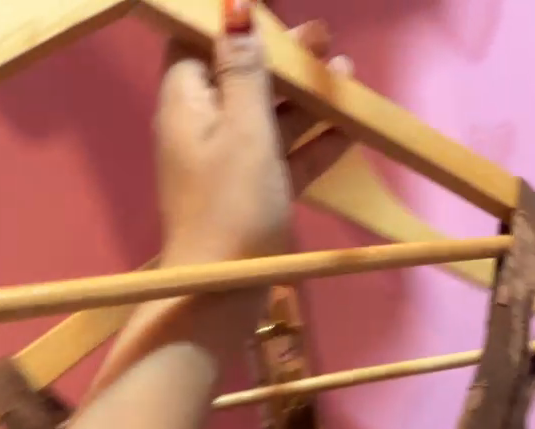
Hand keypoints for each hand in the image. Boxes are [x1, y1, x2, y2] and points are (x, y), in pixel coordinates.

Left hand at [153, 15, 349, 269]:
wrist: (222, 294)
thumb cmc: (233, 207)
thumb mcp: (244, 131)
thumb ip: (246, 70)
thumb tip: (235, 8)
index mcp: (186, 102)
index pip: (199, 41)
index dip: (234, 24)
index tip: (273, 16)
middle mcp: (202, 128)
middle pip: (242, 78)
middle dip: (283, 59)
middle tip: (326, 41)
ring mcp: (228, 166)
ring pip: (268, 119)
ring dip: (305, 100)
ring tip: (348, 76)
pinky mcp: (251, 198)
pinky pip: (282, 158)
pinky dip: (310, 143)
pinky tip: (346, 130)